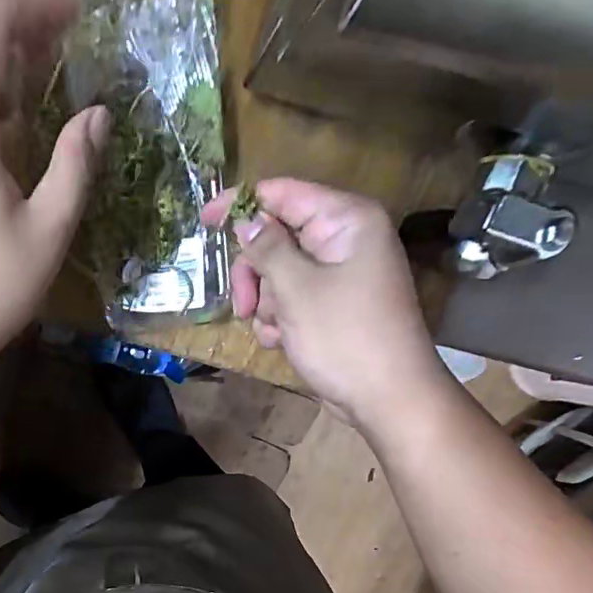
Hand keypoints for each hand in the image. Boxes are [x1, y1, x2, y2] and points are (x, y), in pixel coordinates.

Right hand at [202, 179, 452, 426]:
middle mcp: (346, 241)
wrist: (387, 398)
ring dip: (267, 303)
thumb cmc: (344, 337)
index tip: (204, 221)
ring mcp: (342, 277)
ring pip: (282, 274)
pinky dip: (282, 320)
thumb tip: (246, 219)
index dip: (240, 205)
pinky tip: (280, 342)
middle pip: (278, 239)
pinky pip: (296, 301)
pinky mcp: (336, 308)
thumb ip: (267, 248)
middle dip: (255, 273)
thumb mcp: (297, 289)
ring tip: (274, 332)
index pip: (283, 194)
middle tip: (243, 307)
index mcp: (346, 220)